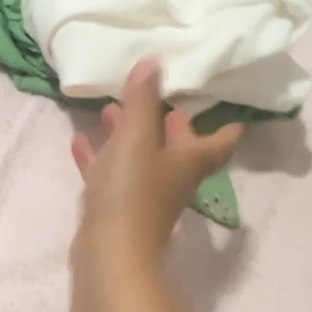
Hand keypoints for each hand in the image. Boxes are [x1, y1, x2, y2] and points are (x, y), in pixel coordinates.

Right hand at [70, 59, 242, 262]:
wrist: (110, 250)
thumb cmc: (132, 191)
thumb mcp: (136, 137)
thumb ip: (142, 100)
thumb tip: (153, 61)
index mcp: (189, 161)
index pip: (219, 141)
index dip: (227, 125)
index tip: (231, 110)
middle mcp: (172, 177)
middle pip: (178, 147)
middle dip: (168, 123)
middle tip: (160, 99)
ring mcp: (142, 194)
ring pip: (139, 158)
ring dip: (128, 135)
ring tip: (108, 110)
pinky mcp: (115, 206)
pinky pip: (108, 173)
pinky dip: (98, 156)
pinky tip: (80, 140)